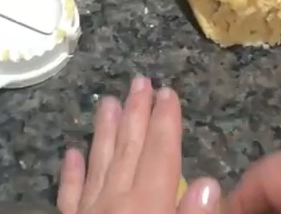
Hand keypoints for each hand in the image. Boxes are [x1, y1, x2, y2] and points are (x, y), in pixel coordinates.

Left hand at [57, 77, 220, 213]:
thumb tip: (210, 182)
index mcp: (148, 205)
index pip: (161, 154)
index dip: (166, 122)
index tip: (167, 91)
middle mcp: (116, 201)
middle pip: (129, 149)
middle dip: (137, 112)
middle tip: (140, 80)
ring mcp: (88, 212)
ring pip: (99, 162)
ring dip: (105, 130)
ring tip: (108, 100)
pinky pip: (70, 194)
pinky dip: (72, 172)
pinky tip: (71, 152)